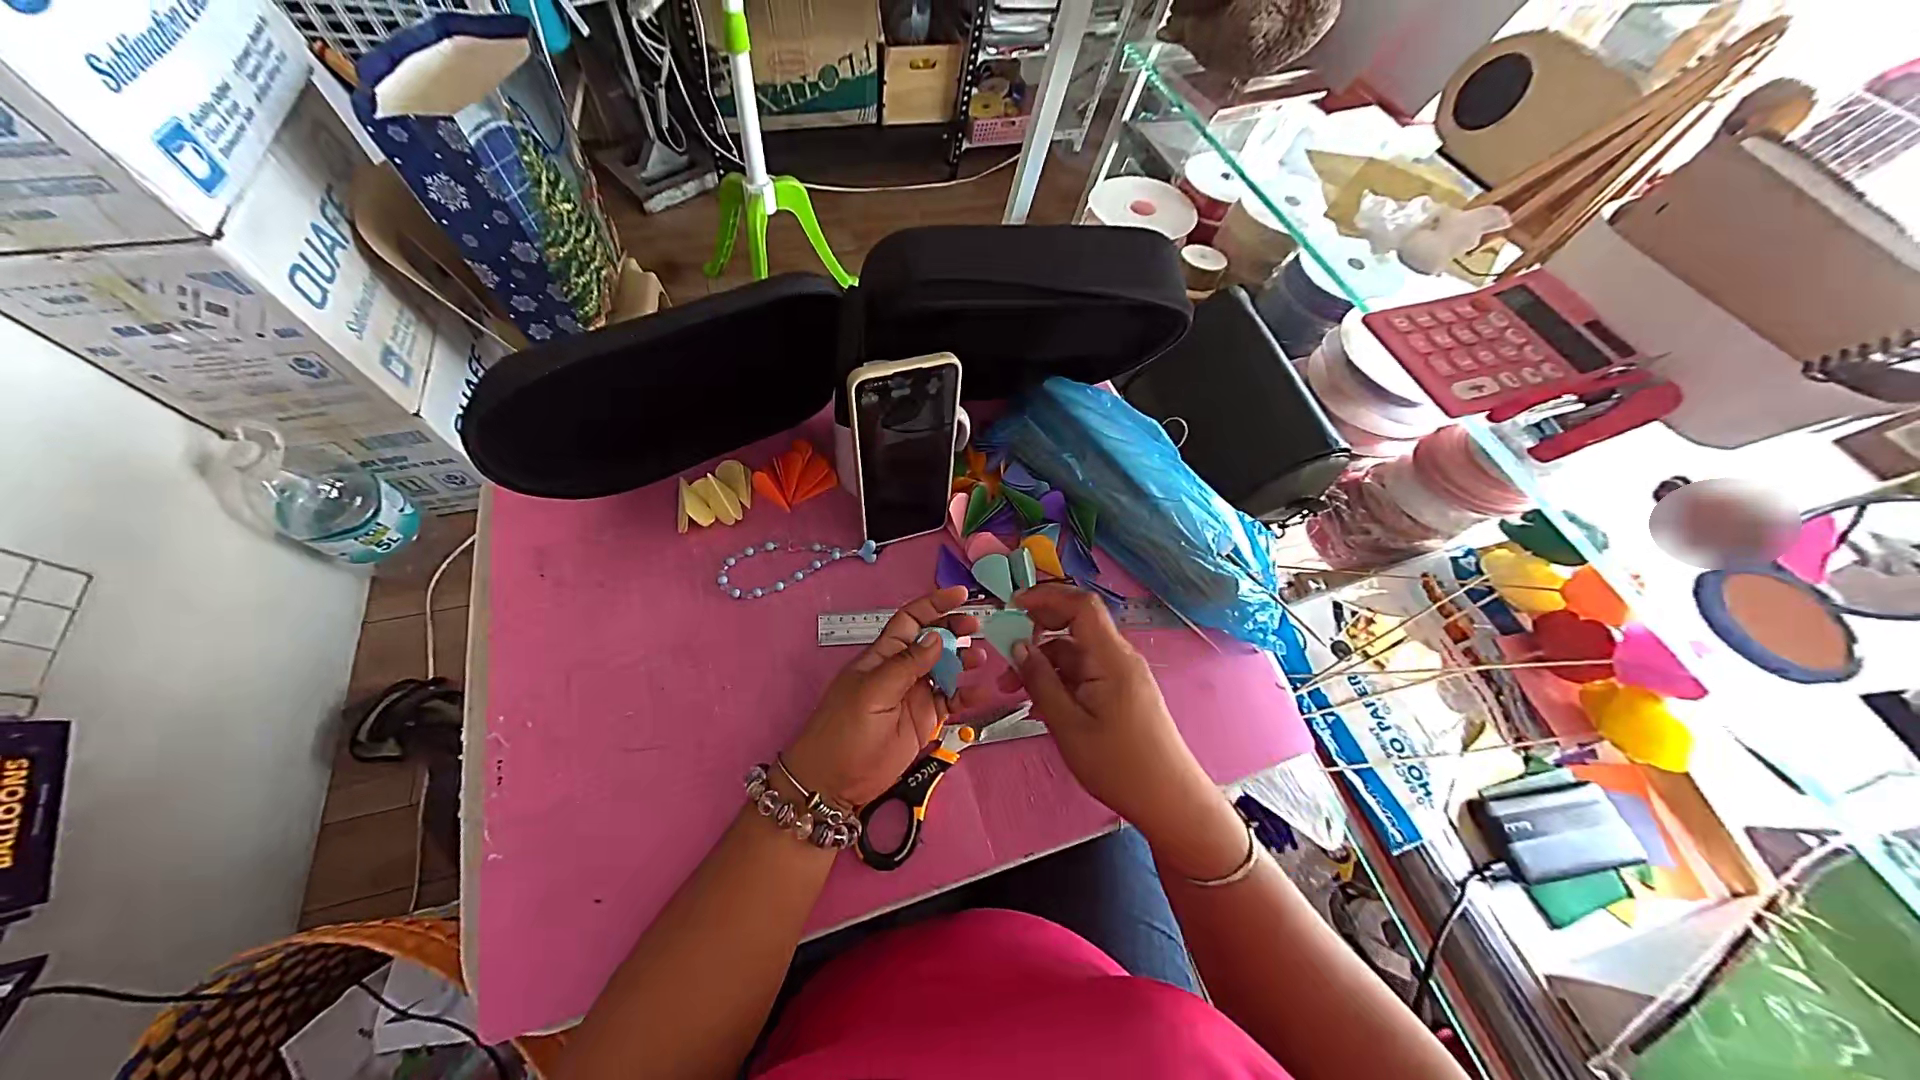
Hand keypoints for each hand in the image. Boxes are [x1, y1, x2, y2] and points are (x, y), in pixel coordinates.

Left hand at [783, 586, 986, 806]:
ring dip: (964, 659)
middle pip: (934, 640)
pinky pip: (952, 700)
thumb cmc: (841, 733)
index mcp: (883, 656)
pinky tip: (979, 693)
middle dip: (955, 629)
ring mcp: (915, 695)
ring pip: (947, 668)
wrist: (834, 781)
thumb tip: (935, 638)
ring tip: (978, 659)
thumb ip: (906, 665)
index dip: (934, 604)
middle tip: (976, 626)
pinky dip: (968, 695)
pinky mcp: (924, 719)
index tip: (959, 595)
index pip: (911, 620)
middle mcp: (902, 670)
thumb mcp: (872, 693)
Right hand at [997, 584, 1220, 842]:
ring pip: (1075, 653)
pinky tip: (1040, 704)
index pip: (1081, 605)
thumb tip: (1018, 646)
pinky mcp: (1120, 692)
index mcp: (1111, 658)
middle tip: (1007, 654)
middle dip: (1037, 632)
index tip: (1012, 604)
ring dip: (1044, 663)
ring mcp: (1121, 675)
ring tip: (1014, 690)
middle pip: (1075, 625)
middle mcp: (1118, 658)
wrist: (1169, 800)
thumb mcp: (1068, 725)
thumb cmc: (1118, 765)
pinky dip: (1059, 680)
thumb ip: (1041, 682)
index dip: (1046, 596)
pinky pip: (1084, 673)